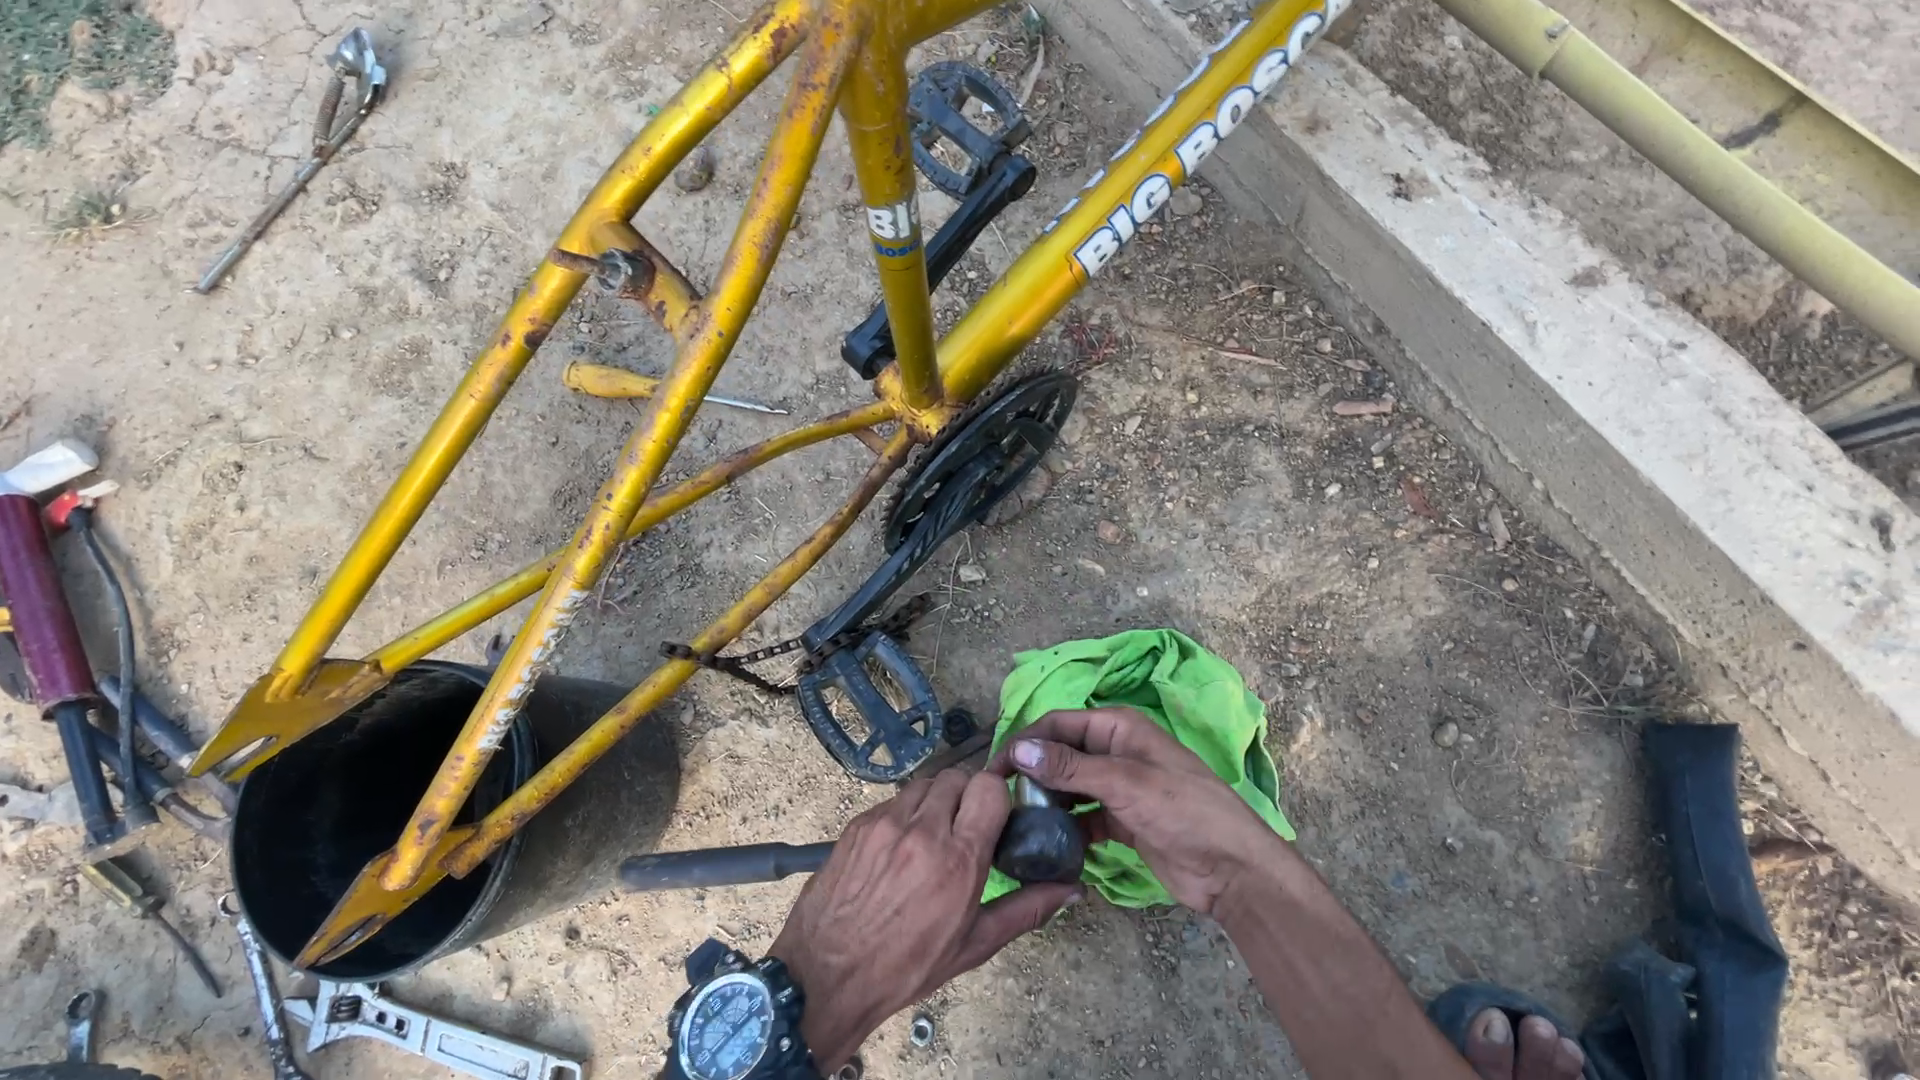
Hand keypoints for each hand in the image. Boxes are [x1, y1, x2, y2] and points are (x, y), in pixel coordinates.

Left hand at [769, 768, 1080, 1067]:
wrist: (827, 975)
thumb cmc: (907, 966)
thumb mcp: (974, 945)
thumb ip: (1027, 909)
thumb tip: (1072, 889)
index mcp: (959, 859)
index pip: (990, 788)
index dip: (998, 796)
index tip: (997, 816)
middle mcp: (923, 830)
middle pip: (958, 777)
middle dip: (968, 794)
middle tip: (966, 824)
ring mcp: (886, 823)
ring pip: (925, 783)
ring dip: (936, 799)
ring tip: (934, 832)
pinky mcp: (858, 824)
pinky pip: (893, 800)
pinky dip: (905, 812)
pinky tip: (902, 843)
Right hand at [986, 707, 1284, 914]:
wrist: (1233, 869)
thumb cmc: (1184, 812)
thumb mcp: (1125, 783)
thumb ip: (1070, 767)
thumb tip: (1018, 749)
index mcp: (1118, 727)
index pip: (1058, 724)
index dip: (1024, 742)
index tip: (993, 771)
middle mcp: (1115, 751)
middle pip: (1060, 755)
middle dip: (1030, 774)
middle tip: (998, 803)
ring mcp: (1119, 788)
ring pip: (1069, 787)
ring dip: (1045, 801)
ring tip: (1015, 824)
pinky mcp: (1121, 821)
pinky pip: (1082, 818)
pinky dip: (1065, 828)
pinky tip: (1045, 844)